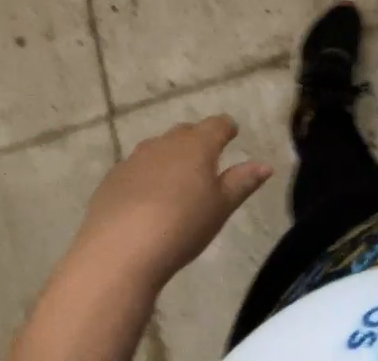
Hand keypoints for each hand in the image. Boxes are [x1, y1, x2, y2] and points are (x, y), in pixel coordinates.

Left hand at [70, 115, 272, 283]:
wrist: (118, 252)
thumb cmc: (181, 226)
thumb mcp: (220, 208)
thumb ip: (242, 182)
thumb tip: (265, 165)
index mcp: (197, 145)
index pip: (217, 124)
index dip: (227, 128)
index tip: (232, 135)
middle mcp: (165, 143)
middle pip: (186, 132)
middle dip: (197, 141)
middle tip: (206, 161)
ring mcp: (135, 159)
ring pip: (158, 148)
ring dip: (170, 157)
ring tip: (176, 180)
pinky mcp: (111, 179)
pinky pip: (135, 168)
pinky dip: (145, 176)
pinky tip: (145, 200)